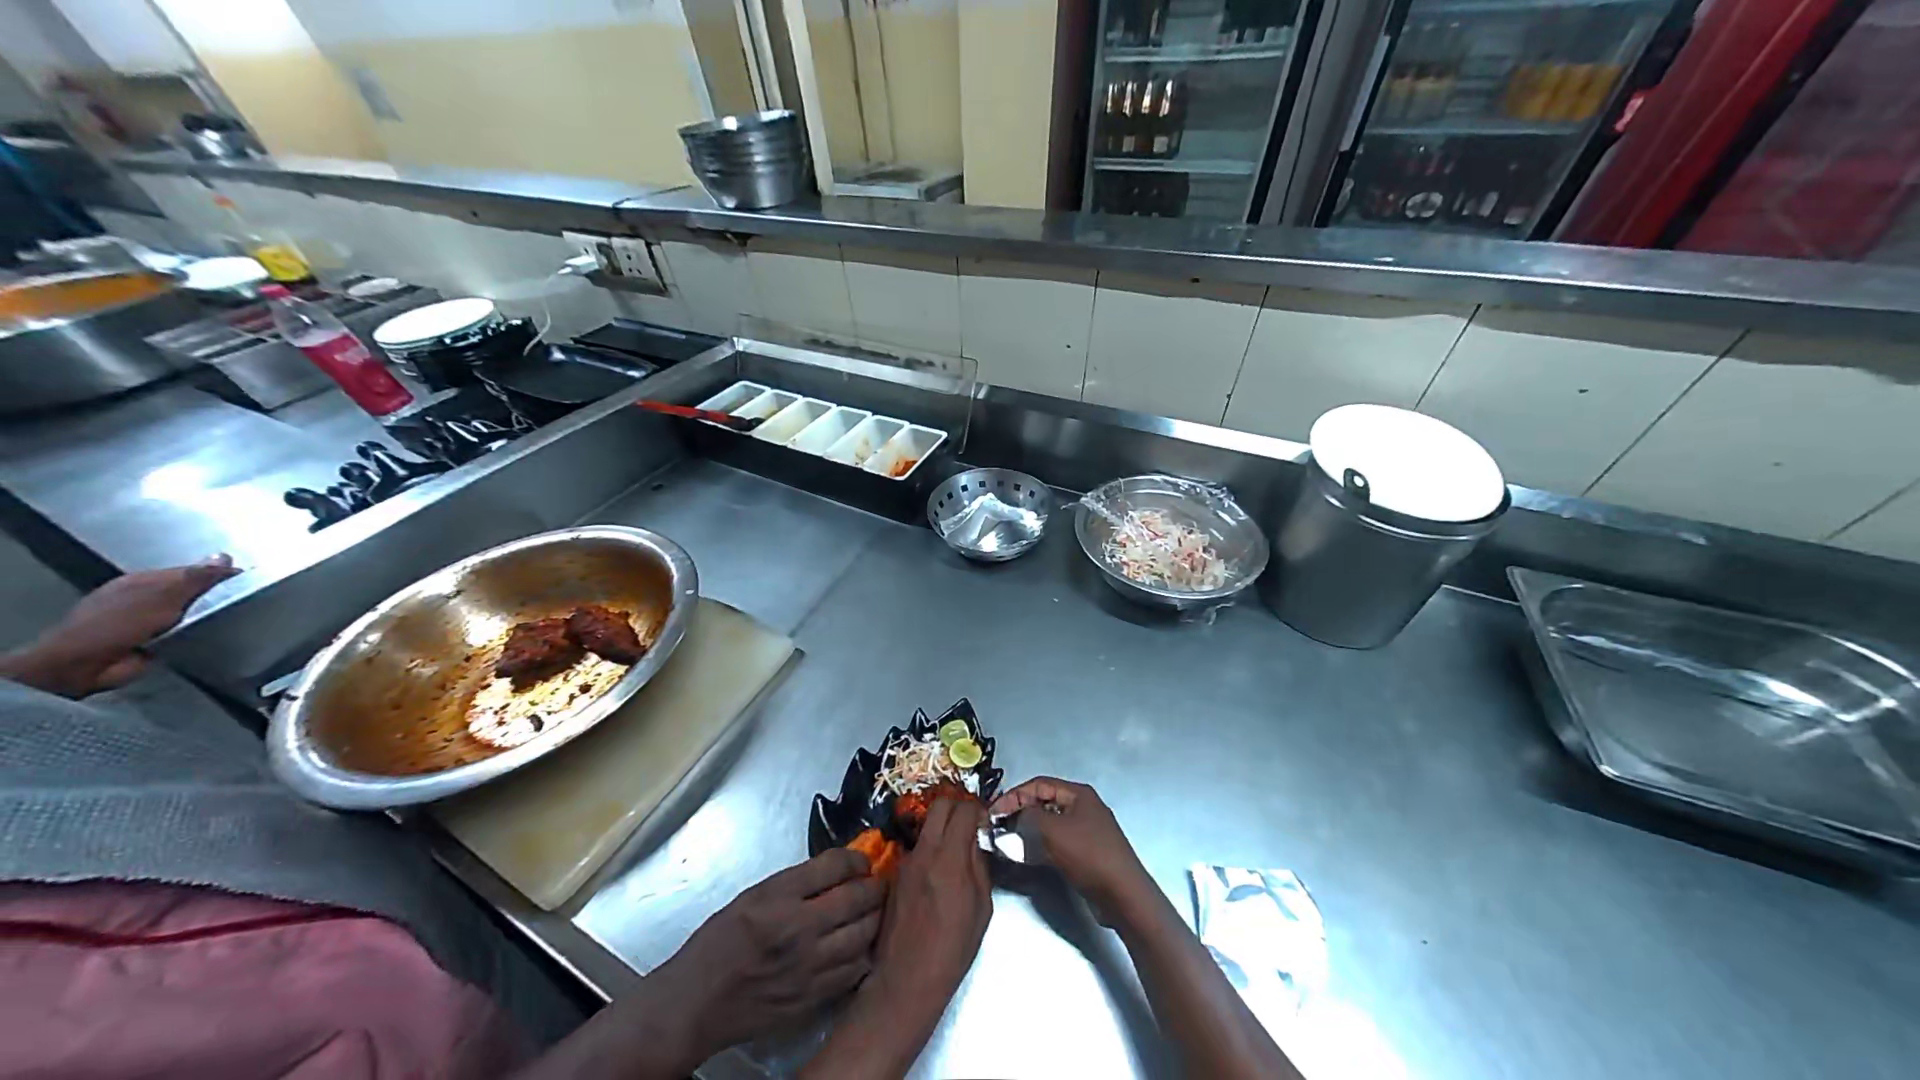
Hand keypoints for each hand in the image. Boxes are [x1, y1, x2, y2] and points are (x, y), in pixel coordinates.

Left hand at [0, 555, 238, 697]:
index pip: (191, 571)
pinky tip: (221, 633)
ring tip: (244, 617)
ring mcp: (148, 621)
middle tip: (251, 600)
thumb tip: (225, 555)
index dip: (219, 574)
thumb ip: (194, 578)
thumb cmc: (117, 624)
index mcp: (144, 581)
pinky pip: (188, 633)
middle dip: (217, 595)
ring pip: (192, 612)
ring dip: (211, 615)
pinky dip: (202, 632)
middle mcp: (145, 598)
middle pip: (192, 591)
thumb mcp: (161, 596)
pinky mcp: (155, 642)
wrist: (81, 666)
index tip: (250, 580)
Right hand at [646, 848, 884, 1062]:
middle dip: (874, 886)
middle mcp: (798, 928)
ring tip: (872, 911)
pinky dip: (863, 953)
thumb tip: (836, 870)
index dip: (856, 859)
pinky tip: (859, 945)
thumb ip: (795, 883)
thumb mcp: (752, 896)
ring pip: (865, 934)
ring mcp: (809, 966)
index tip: (862, 862)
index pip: (834, 866)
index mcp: (778, 897)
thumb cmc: (718, 945)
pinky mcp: (813, 997)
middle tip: (876, 883)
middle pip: (857, 897)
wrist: (695, 1004)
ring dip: (874, 918)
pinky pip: (855, 970)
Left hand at [871, 794, 991, 1000]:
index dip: (976, 808)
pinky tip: (937, 873)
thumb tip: (975, 842)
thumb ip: (979, 866)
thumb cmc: (953, 948)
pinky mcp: (895, 874)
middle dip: (957, 806)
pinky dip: (930, 848)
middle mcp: (923, 851)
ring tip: (954, 850)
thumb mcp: (982, 907)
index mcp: (948, 858)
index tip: (984, 819)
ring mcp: (905, 861)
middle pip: (939, 804)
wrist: (907, 977)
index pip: (962, 809)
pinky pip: (917, 847)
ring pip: (926, 825)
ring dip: (942, 827)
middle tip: (969, 822)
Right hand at [990, 777, 1154, 925]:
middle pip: (1044, 802)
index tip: (995, 810)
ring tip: (1010, 839)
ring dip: (1029, 830)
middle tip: (1000, 824)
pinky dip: (1040, 845)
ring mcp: (1086, 831)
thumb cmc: (1089, 855)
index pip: (1039, 785)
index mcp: (1079, 794)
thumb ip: (1028, 816)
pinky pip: (1056, 842)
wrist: (1122, 894)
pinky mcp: (1086, 852)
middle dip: (1021, 812)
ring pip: (1049, 823)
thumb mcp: (1052, 830)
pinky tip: (1028, 855)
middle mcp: (1084, 808)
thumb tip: (1017, 815)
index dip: (1014, 795)